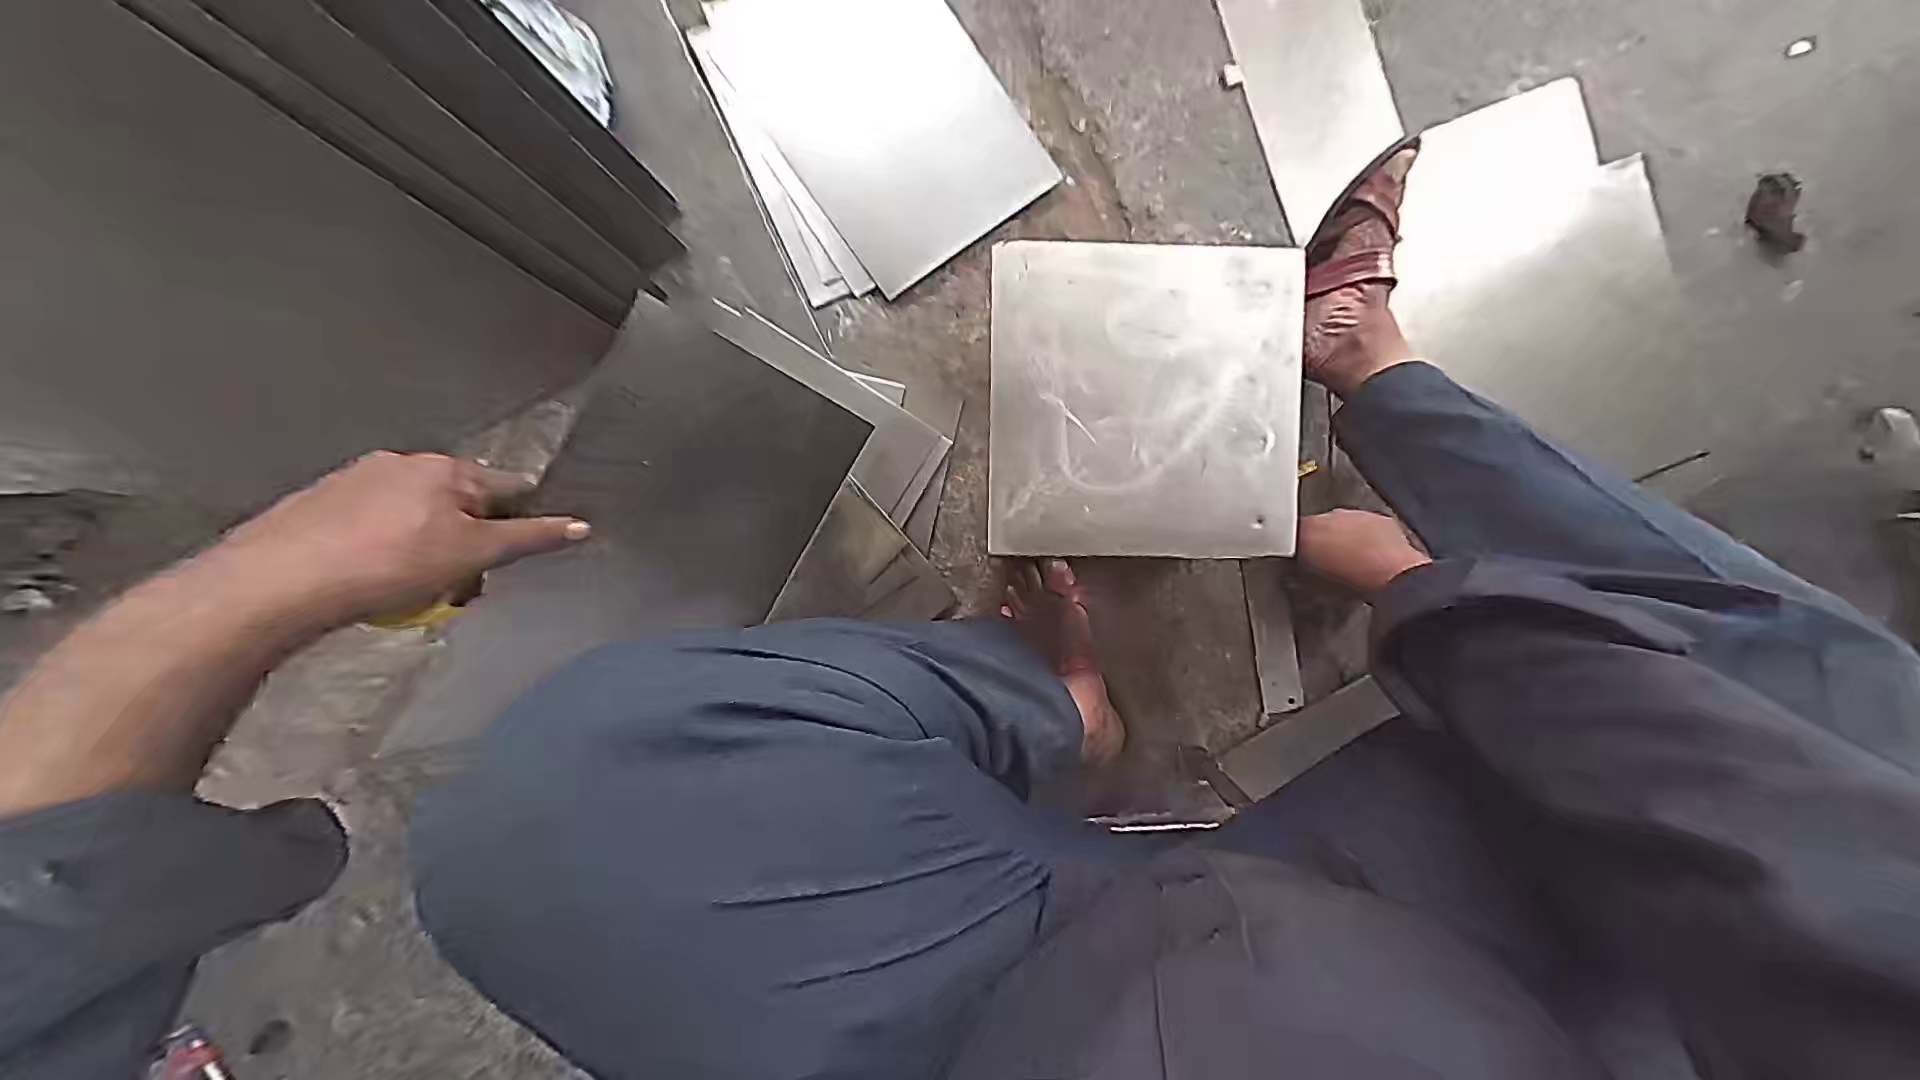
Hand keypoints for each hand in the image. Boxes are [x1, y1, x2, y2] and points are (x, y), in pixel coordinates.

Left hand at [190, 452, 589, 630]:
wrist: (272, 587)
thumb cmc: (391, 563)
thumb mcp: (476, 554)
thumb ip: (532, 537)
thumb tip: (583, 526)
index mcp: (445, 468)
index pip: (508, 488)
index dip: (518, 521)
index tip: (508, 552)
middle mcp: (401, 462)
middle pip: (460, 501)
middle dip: (469, 536)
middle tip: (460, 580)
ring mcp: (352, 479)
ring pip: (416, 512)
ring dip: (428, 542)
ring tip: (412, 584)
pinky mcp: (314, 503)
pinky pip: (373, 521)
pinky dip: (384, 545)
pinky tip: (371, 576)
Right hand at [1296, 509, 1431, 596]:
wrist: (1393, 577)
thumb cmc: (1351, 581)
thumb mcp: (1312, 581)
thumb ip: (1299, 566)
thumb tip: (1295, 565)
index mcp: (1307, 528)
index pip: (1293, 530)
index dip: (1295, 544)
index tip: (1300, 555)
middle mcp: (1329, 516)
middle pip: (1319, 524)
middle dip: (1322, 538)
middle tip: (1326, 559)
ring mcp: (1356, 515)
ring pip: (1344, 523)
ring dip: (1345, 535)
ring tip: (1351, 559)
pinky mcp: (1381, 519)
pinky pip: (1368, 525)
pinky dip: (1367, 536)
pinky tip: (1371, 554)